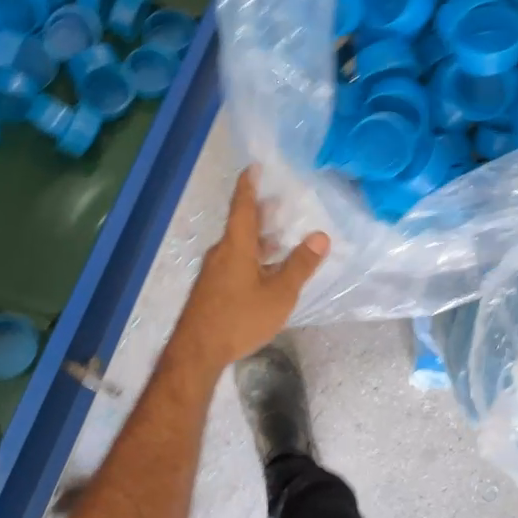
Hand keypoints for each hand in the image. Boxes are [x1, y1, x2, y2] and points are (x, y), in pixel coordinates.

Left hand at [167, 169, 328, 372]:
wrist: (197, 350)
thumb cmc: (240, 318)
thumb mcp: (279, 294)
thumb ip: (300, 265)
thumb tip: (320, 236)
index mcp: (236, 246)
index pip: (243, 206)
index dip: (249, 185)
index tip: (254, 167)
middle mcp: (221, 252)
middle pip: (241, 225)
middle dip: (260, 214)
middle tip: (279, 203)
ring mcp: (214, 271)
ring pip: (238, 246)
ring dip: (258, 239)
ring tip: (278, 237)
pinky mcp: (211, 289)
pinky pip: (234, 262)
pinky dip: (251, 257)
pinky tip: (264, 271)